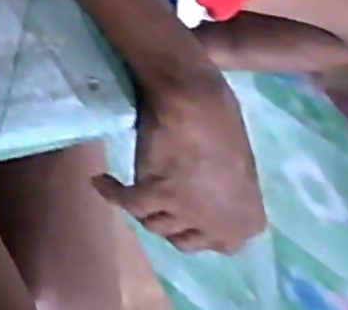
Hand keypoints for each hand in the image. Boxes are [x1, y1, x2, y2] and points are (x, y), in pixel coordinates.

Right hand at [94, 74, 265, 253]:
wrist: (197, 105)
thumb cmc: (217, 125)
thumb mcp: (228, 173)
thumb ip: (217, 194)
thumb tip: (194, 192)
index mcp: (247, 222)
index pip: (213, 242)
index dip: (187, 225)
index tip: (168, 207)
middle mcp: (222, 227)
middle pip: (180, 238)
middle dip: (160, 219)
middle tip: (143, 197)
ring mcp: (191, 213)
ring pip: (152, 222)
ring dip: (134, 206)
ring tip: (119, 188)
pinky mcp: (159, 195)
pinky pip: (127, 202)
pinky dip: (110, 192)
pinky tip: (100, 181)